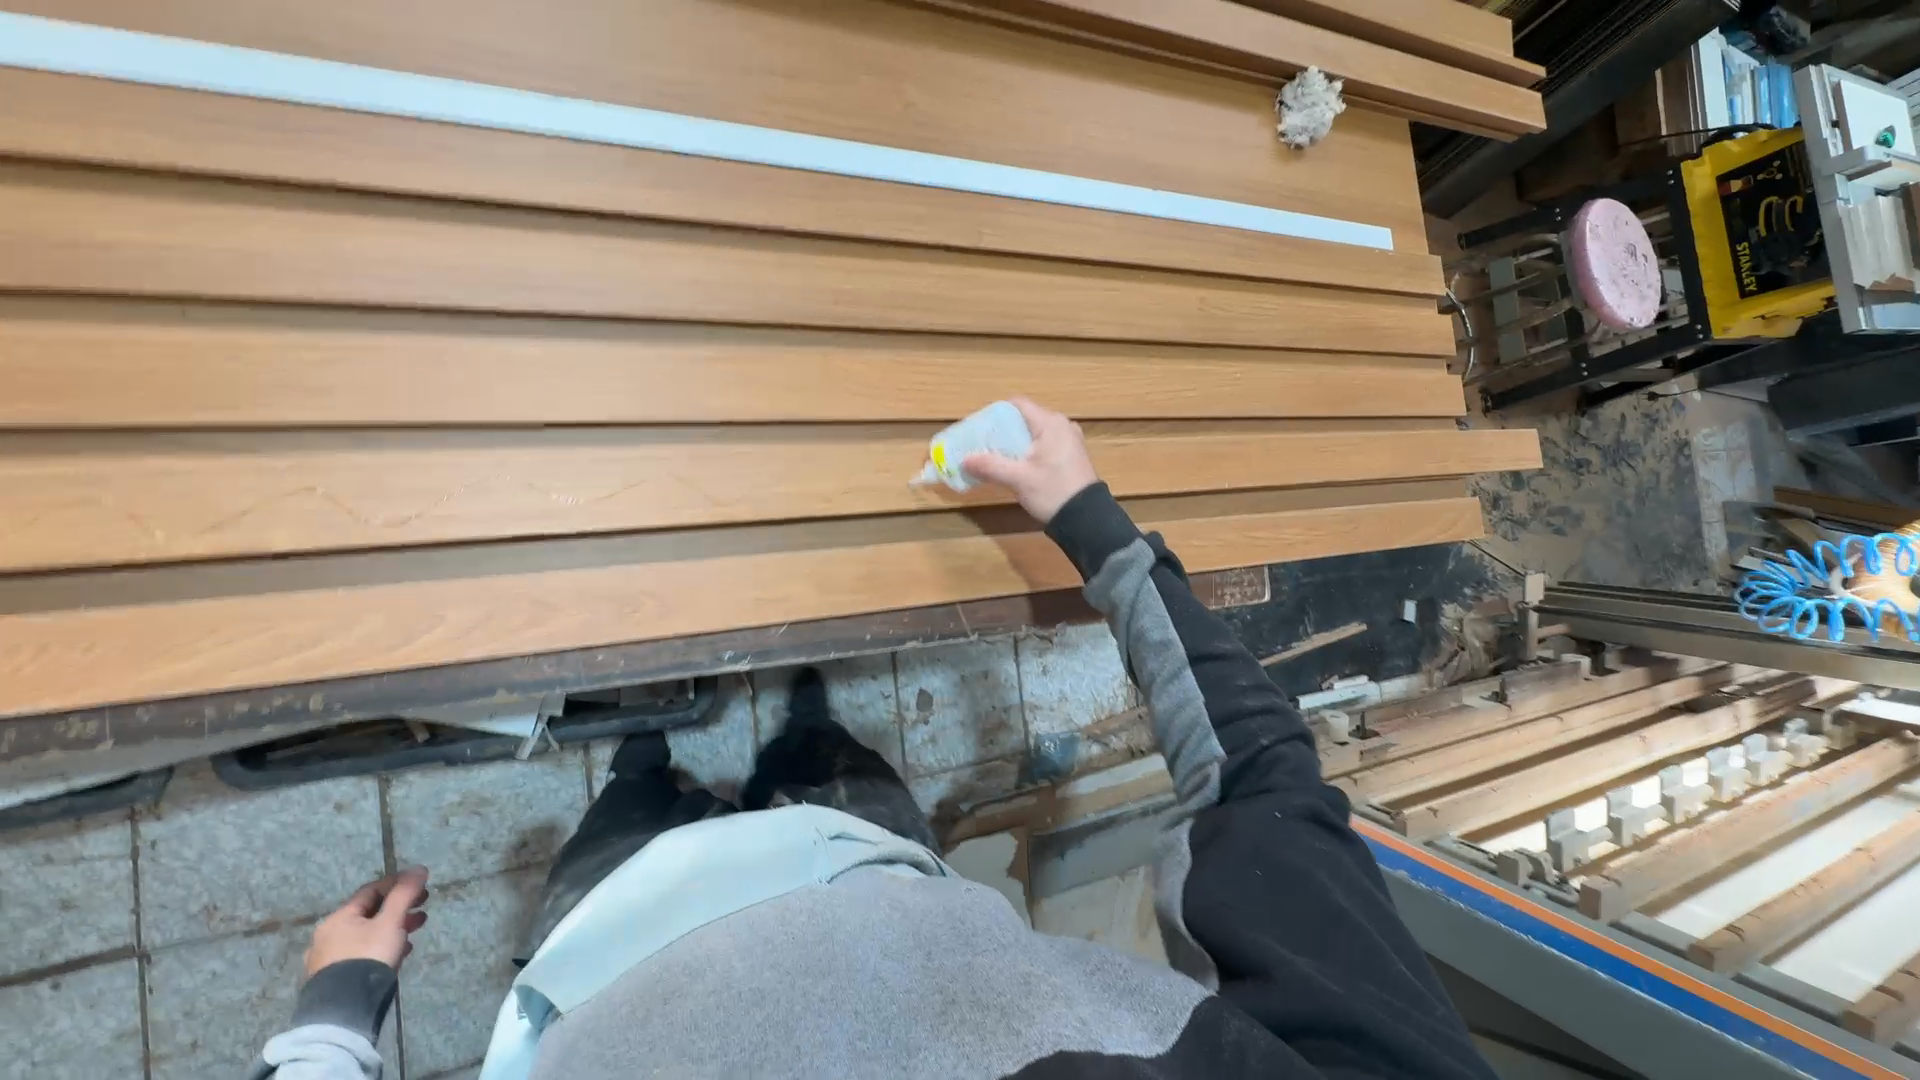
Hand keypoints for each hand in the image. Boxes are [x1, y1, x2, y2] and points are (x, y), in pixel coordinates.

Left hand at [305, 867, 429, 976]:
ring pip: (368, 934)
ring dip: (394, 927)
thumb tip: (419, 868)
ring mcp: (329, 959)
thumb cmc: (368, 956)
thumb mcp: (391, 921)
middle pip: (370, 913)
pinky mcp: (335, 978)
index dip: (397, 883)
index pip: (371, 891)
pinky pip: (363, 953)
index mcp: (339, 918)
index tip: (420, 884)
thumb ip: (404, 894)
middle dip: (399, 907)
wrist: (344, 1007)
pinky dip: (383, 946)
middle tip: (423, 907)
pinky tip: (401, 951)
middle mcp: (329, 935)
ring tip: (416, 929)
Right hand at [963, 397, 1098, 524]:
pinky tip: (1016, 467)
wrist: (1086, 519)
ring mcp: (1070, 440)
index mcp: (1050, 423)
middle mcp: (1062, 425)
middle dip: (1002, 431)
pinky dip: (1028, 451)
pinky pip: (1045, 445)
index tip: (979, 429)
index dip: (995, 414)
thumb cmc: (1052, 492)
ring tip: (995, 457)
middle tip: (982, 445)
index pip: (1017, 404)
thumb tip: (964, 460)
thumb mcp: (1018, 479)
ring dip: (1014, 443)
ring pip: (1034, 433)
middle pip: (1025, 419)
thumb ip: (990, 466)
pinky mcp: (1072, 455)